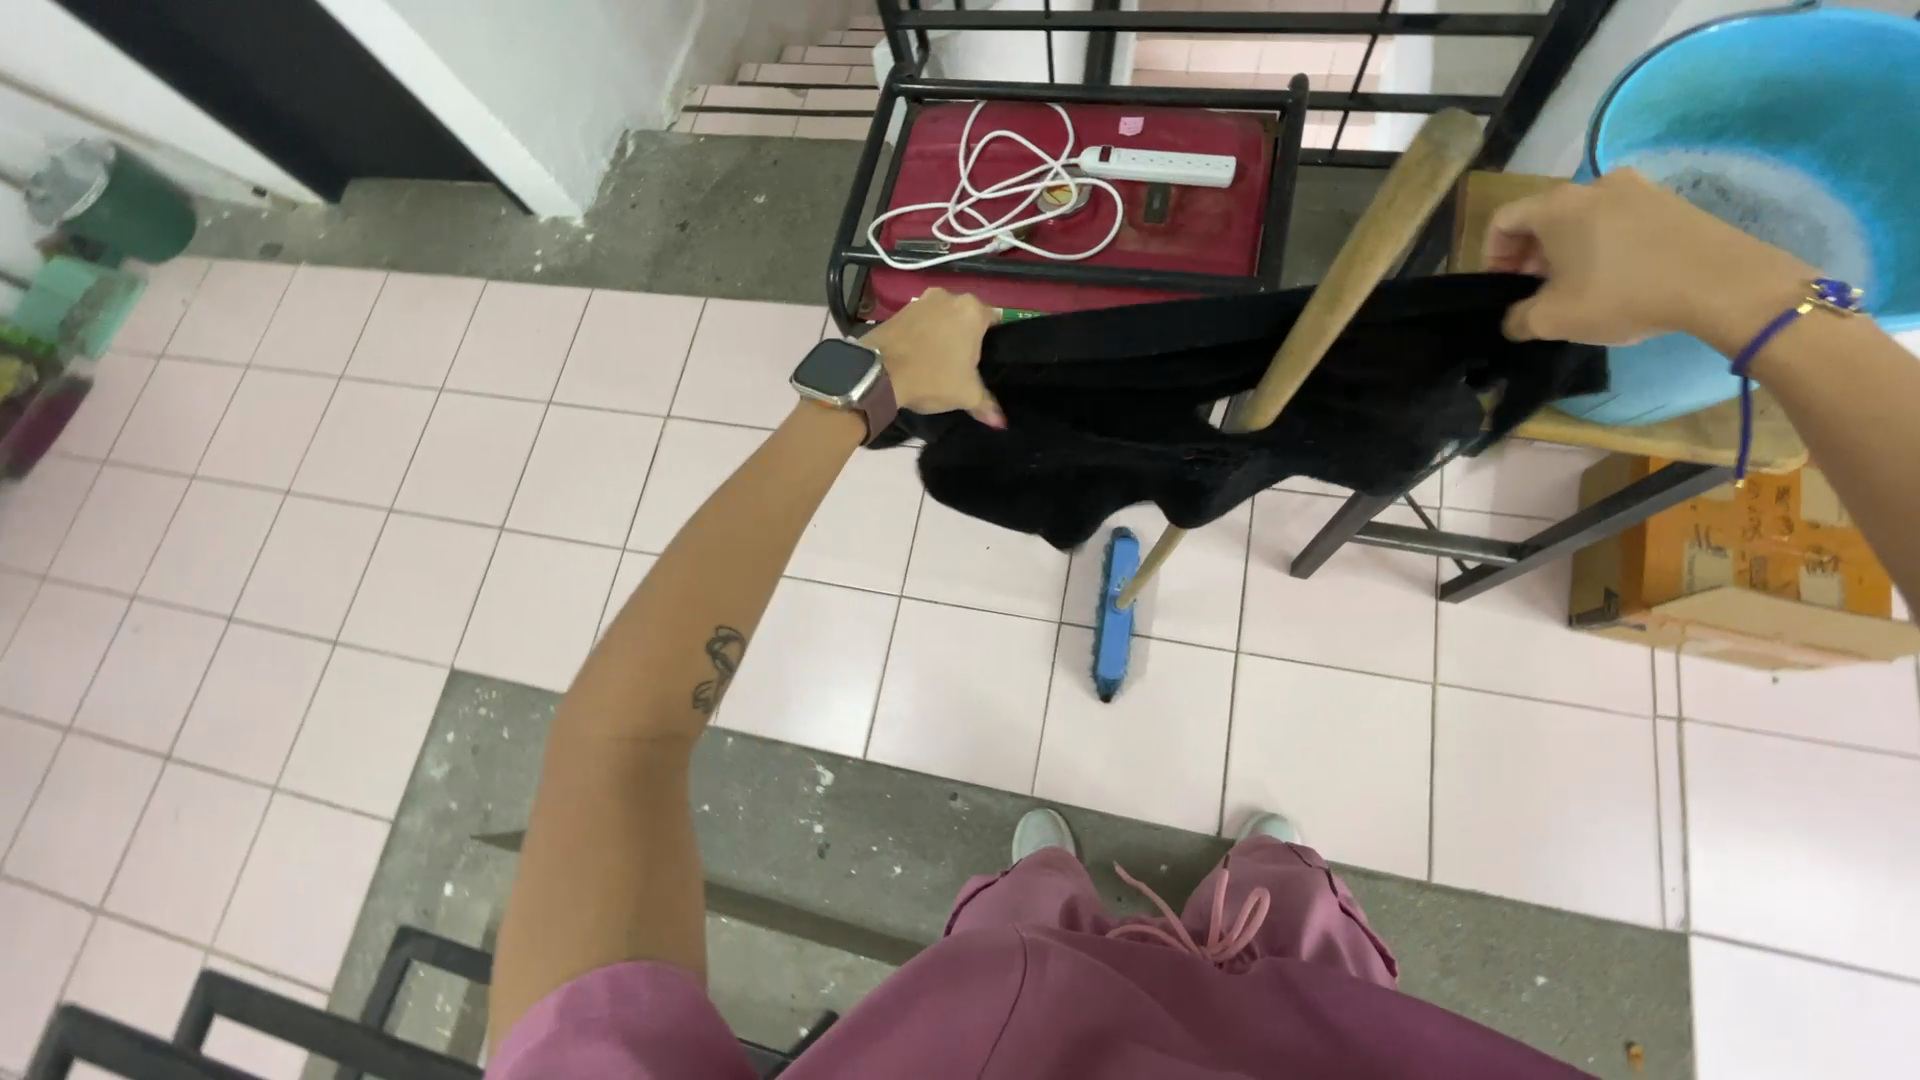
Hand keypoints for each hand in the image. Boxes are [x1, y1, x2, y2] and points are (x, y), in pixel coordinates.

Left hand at [862, 287, 1004, 427]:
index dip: (993, 342)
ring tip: (940, 361)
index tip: (986, 360)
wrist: (877, 374)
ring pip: (942, 318)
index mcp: (972, 310)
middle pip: (966, 318)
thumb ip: (987, 405)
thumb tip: (1000, 422)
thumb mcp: (966, 395)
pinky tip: (918, 356)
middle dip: (966, 337)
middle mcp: (948, 296)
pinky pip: (920, 322)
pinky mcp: (898, 310)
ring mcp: (921, 300)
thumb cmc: (931, 377)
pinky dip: (922, 335)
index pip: (996, 321)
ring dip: (943, 334)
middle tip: (964, 364)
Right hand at [1484, 169, 1814, 354]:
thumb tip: (1514, 318)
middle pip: (1542, 217)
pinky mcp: (1670, 201)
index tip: (1502, 287)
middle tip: (1534, 290)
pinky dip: (1601, 245)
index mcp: (1557, 206)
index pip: (1502, 220)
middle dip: (1528, 254)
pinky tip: (1613, 276)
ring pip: (1580, 218)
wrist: (1723, 284)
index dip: (1491, 256)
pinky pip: (1616, 220)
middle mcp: (1594, 186)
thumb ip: (1516, 319)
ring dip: (1565, 250)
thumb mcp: (1550, 320)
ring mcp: (1638, 189)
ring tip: (1574, 285)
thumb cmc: (1622, 295)